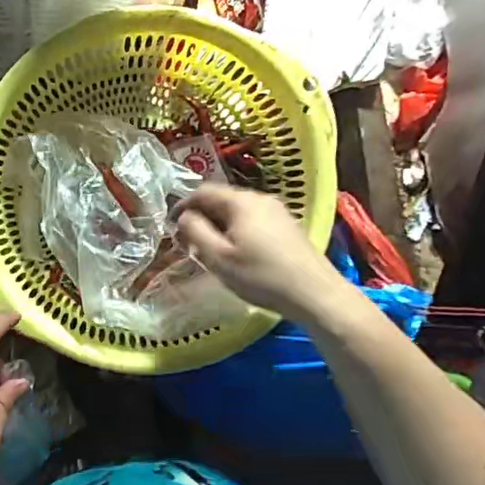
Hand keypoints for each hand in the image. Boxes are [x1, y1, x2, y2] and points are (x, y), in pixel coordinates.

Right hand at [176, 185, 349, 318]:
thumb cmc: (261, 276)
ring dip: (218, 225)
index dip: (182, 206)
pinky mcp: (287, 226)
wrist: (314, 293)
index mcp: (240, 202)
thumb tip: (184, 216)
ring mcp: (277, 211)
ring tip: (210, 249)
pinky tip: (236, 252)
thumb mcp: (218, 257)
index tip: (171, 227)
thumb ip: (195, 231)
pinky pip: (252, 220)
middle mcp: (259, 198)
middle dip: (201, 217)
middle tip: (188, 242)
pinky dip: (236, 230)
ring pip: (237, 211)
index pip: (202, 191)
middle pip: (220, 199)